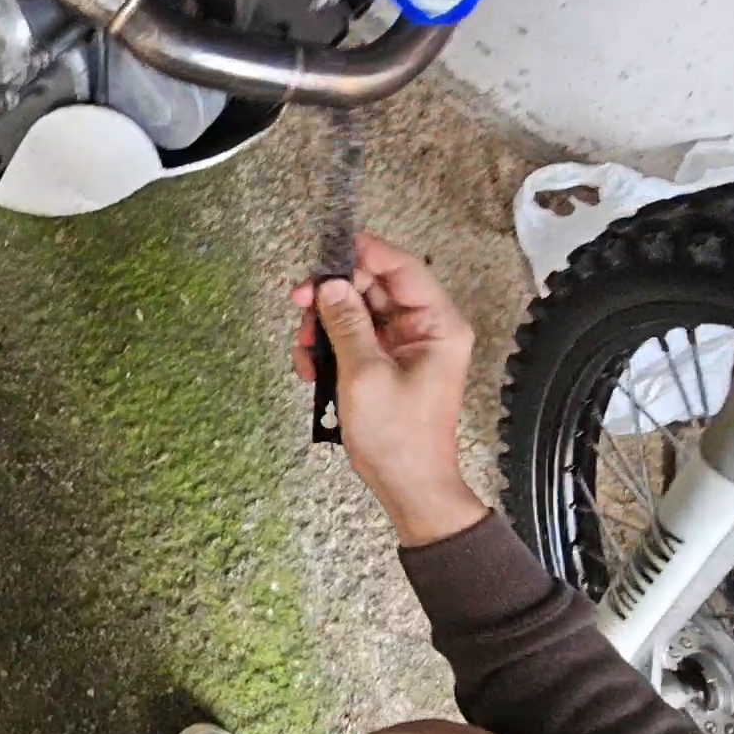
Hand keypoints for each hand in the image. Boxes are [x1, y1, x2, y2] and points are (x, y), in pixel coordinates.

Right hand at [292, 235, 489, 546]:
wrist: (407, 484)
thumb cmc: (396, 434)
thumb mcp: (364, 374)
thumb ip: (346, 324)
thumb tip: (328, 285)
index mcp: (436, 325)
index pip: (402, 269)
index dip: (364, 253)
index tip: (326, 249)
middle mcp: (423, 330)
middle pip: (372, 290)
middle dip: (331, 298)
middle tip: (298, 305)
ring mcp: (402, 348)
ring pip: (355, 315)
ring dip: (323, 328)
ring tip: (303, 354)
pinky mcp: (383, 366)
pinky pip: (351, 342)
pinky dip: (327, 351)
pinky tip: (311, 371)